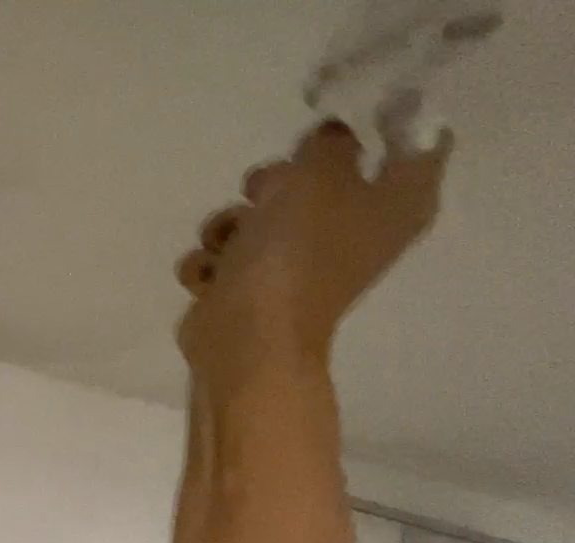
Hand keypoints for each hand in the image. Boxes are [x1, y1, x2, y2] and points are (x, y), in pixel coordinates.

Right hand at [175, 108, 452, 390]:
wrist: (246, 338)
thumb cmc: (293, 255)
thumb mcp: (319, 177)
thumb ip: (329, 144)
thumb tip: (330, 137)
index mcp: (399, 199)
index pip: (416, 138)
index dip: (380, 118)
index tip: (334, 118)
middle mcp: (356, 227)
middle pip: (317, 177)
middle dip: (278, 181)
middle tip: (263, 191)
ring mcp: (299, 261)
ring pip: (258, 215)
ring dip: (229, 224)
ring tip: (225, 244)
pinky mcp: (252, 286)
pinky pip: (226, 255)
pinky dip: (211, 263)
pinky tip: (212, 277)